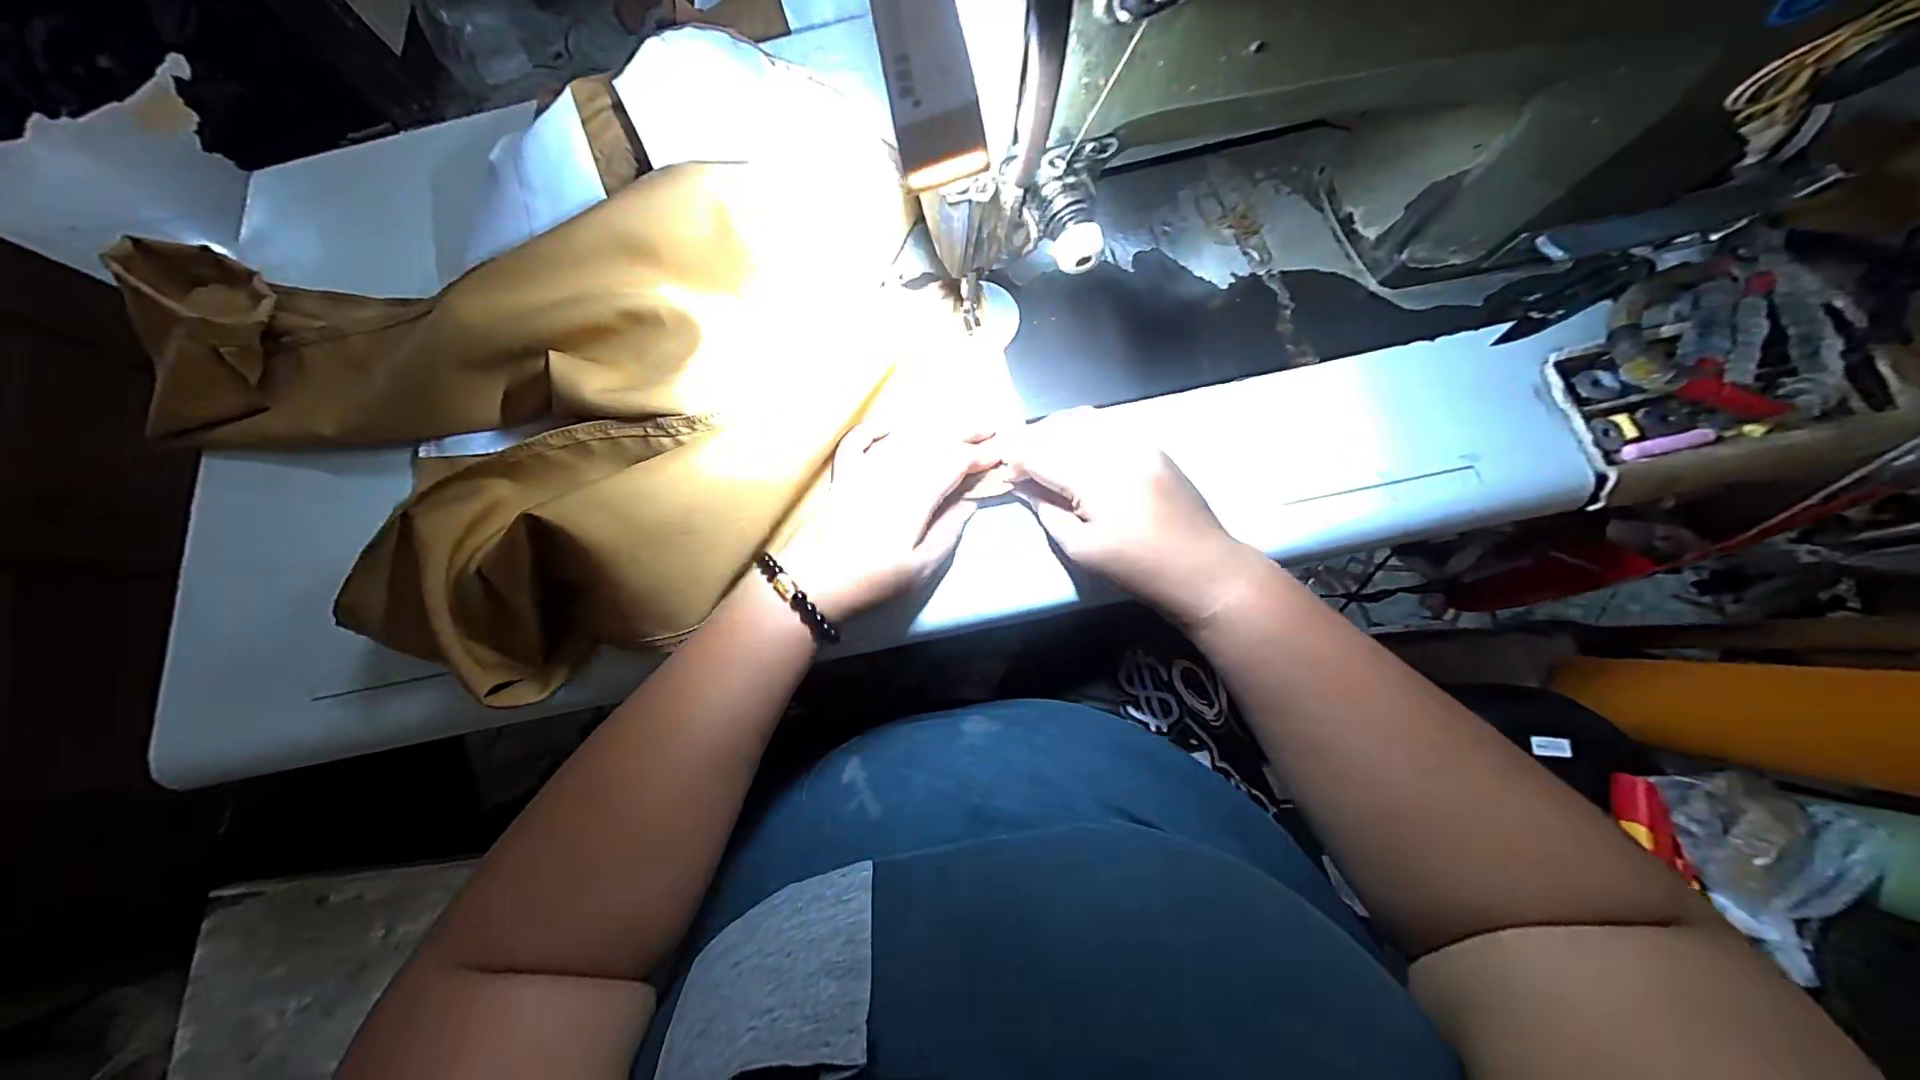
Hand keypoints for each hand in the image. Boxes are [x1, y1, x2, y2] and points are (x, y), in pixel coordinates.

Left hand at [775, 426, 1001, 623]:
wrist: (811, 583)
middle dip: (965, 434)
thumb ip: (949, 528)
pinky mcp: (842, 476)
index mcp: (915, 494)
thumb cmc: (872, 580)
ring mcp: (863, 469)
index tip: (1002, 453)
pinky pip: (860, 441)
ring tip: (958, 426)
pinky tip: (894, 427)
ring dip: (934, 429)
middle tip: (991, 429)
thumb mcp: (922, 565)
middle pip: (933, 442)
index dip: (980, 456)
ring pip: (904, 437)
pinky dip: (877, 430)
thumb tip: (970, 500)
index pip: (954, 462)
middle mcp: (891, 471)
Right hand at [1007, 407, 1267, 630]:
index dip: (1016, 461)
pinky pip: (1108, 424)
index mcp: (1097, 479)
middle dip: (1031, 441)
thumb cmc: (1138, 568)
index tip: (1003, 474)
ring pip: (1083, 419)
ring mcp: (1138, 442)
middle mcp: (1117, 449)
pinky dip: (1082, 430)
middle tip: (1016, 462)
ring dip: (1055, 431)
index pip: (1041, 454)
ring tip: (1041, 451)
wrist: (1203, 566)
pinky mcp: (1151, 445)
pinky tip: (1073, 447)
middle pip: (1059, 428)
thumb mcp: (1081, 549)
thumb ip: (1047, 511)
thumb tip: (1023, 486)